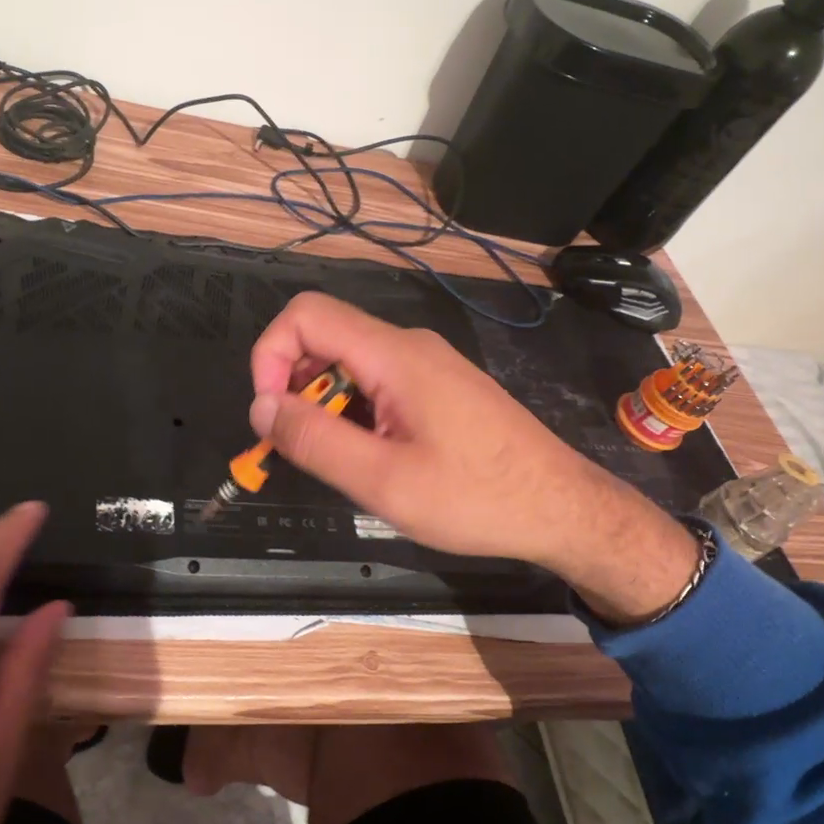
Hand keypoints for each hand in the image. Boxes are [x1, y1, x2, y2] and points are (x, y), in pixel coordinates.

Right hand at [249, 292, 695, 622]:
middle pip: (325, 337)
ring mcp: (429, 364)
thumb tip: (260, 407)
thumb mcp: (382, 480)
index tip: (271, 416)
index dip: (270, 356)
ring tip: (343, 461)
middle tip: (302, 448)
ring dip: (325, 405)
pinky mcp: (441, 387)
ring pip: (350, 363)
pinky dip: (355, 411)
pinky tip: (375, 457)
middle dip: (295, 387)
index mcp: (394, 355)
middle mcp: (410, 346)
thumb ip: (314, 440)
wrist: (562, 508)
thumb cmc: (475, 497)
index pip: (305, 315)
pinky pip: (378, 382)